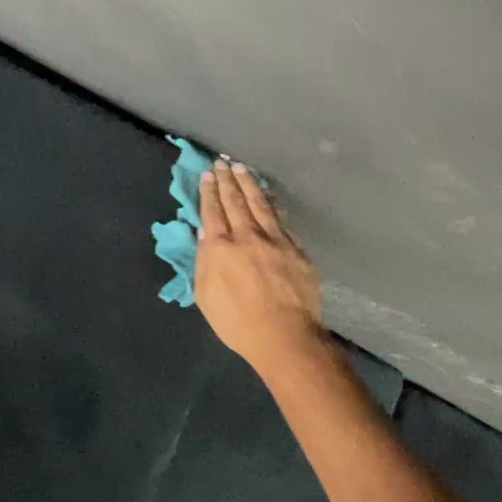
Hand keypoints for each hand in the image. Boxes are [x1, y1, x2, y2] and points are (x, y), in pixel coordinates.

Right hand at [195, 159, 325, 374]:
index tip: (208, 174)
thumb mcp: (206, 296)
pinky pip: (282, 221)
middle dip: (227, 180)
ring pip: (261, 204)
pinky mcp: (297, 251)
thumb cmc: (237, 322)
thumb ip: (204, 261)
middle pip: (236, 201)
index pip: (213, 210)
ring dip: (250, 184)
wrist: (286, 338)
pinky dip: (272, 205)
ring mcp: (276, 241)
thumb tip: (205, 234)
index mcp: (221, 248)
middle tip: (222, 162)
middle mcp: (248, 236)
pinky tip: (269, 197)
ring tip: (243, 168)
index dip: (209, 191)